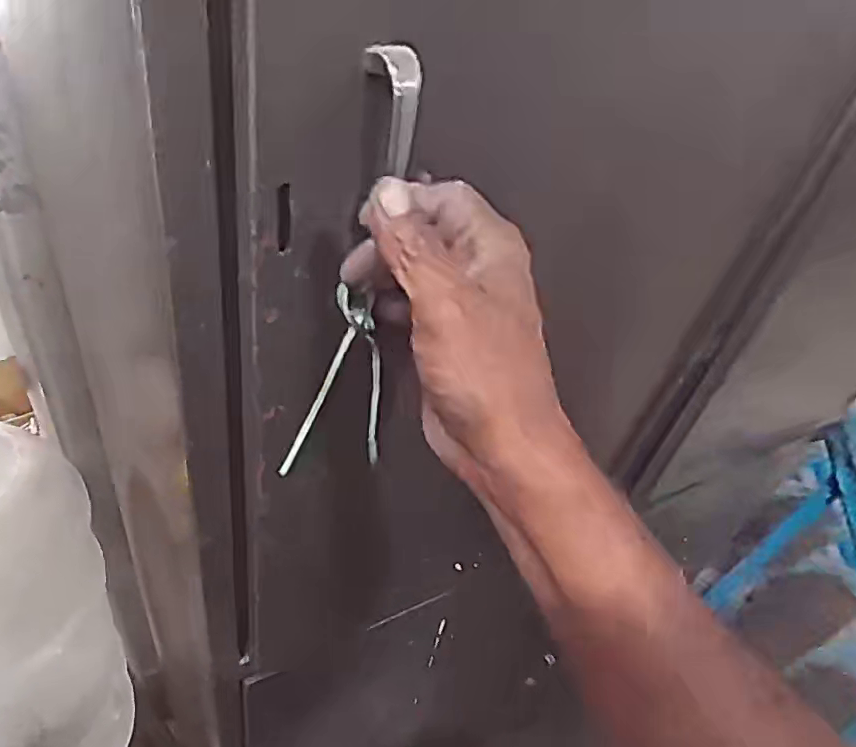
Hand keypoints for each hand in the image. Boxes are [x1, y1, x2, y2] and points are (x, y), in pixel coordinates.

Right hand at [340, 178, 576, 496]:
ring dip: (384, 278)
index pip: (443, 198)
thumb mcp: (442, 300)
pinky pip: (412, 312)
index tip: (366, 220)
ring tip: (360, 290)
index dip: (402, 203)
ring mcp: (461, 311)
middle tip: (358, 264)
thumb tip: (387, 197)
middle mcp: (478, 276)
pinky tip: (376, 319)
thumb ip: (412, 245)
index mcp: (490, 250)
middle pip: (424, 235)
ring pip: (415, 274)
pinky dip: (390, 310)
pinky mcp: (445, 342)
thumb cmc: (489, 381)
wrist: (498, 441)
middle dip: (386, 244)